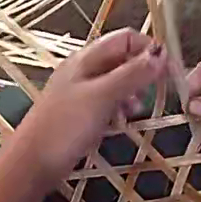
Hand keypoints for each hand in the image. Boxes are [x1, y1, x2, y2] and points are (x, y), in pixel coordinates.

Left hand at [9, 29, 164, 187]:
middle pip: (122, 59)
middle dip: (141, 73)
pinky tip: (121, 122)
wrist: (33, 162)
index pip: (125, 39)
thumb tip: (160, 55)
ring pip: (116, 82)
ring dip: (131, 93)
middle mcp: (83, 70)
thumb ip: (132, 74)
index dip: (148, 49)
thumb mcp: (103, 96)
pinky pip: (107, 102)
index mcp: (86, 58)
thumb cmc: (66, 126)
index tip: (167, 71)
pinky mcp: (80, 113)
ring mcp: (80, 92)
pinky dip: (119, 108)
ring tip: (135, 111)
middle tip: (151, 94)